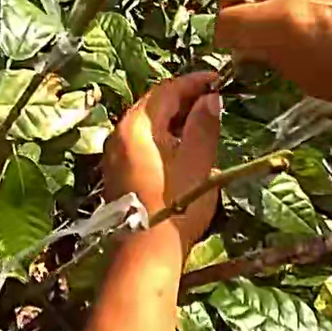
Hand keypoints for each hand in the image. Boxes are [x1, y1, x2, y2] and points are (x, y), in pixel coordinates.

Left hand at [103, 72, 220, 246]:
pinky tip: (181, 145)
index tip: (217, 79)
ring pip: (146, 124)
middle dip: (183, 98)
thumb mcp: (198, 161)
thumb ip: (203, 125)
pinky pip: (141, 142)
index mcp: (136, 126)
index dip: (193, 82)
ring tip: (202, 118)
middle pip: (152, 105)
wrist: (145, 251)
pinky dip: (162, 136)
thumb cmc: (176, 204)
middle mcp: (118, 134)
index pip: (165, 91)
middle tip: (213, 97)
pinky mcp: (116, 172)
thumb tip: (209, 98)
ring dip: (173, 117)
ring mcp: (114, 154)